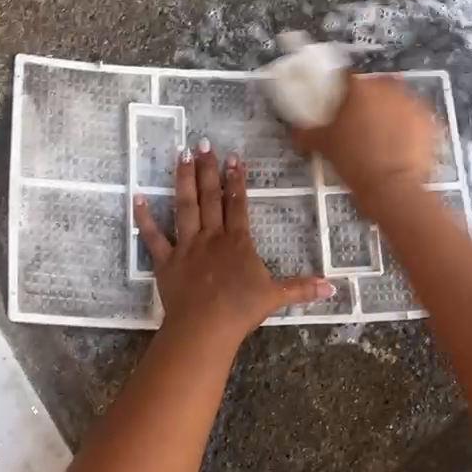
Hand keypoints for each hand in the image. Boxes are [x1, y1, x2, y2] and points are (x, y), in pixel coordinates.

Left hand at [133, 141, 334, 349]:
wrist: (205, 327)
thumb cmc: (241, 310)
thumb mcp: (275, 297)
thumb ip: (301, 288)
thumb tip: (333, 289)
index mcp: (237, 241)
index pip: (237, 204)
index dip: (236, 180)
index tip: (233, 158)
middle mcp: (211, 236)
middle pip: (209, 197)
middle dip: (208, 169)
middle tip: (203, 143)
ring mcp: (186, 246)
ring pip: (184, 207)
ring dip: (183, 180)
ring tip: (181, 155)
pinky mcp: (166, 260)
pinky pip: (153, 237)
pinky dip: (144, 218)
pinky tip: (137, 198)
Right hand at [292, 74, 438, 217]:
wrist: (393, 189)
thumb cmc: (356, 163)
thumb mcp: (323, 146)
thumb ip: (306, 132)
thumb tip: (296, 130)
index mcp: (360, 88)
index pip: (345, 77)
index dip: (339, 90)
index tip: (337, 104)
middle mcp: (389, 89)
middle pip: (374, 86)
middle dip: (366, 99)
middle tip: (357, 120)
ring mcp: (413, 104)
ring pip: (396, 100)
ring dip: (387, 111)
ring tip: (378, 134)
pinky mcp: (430, 122)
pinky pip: (413, 117)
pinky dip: (406, 126)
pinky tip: (397, 143)